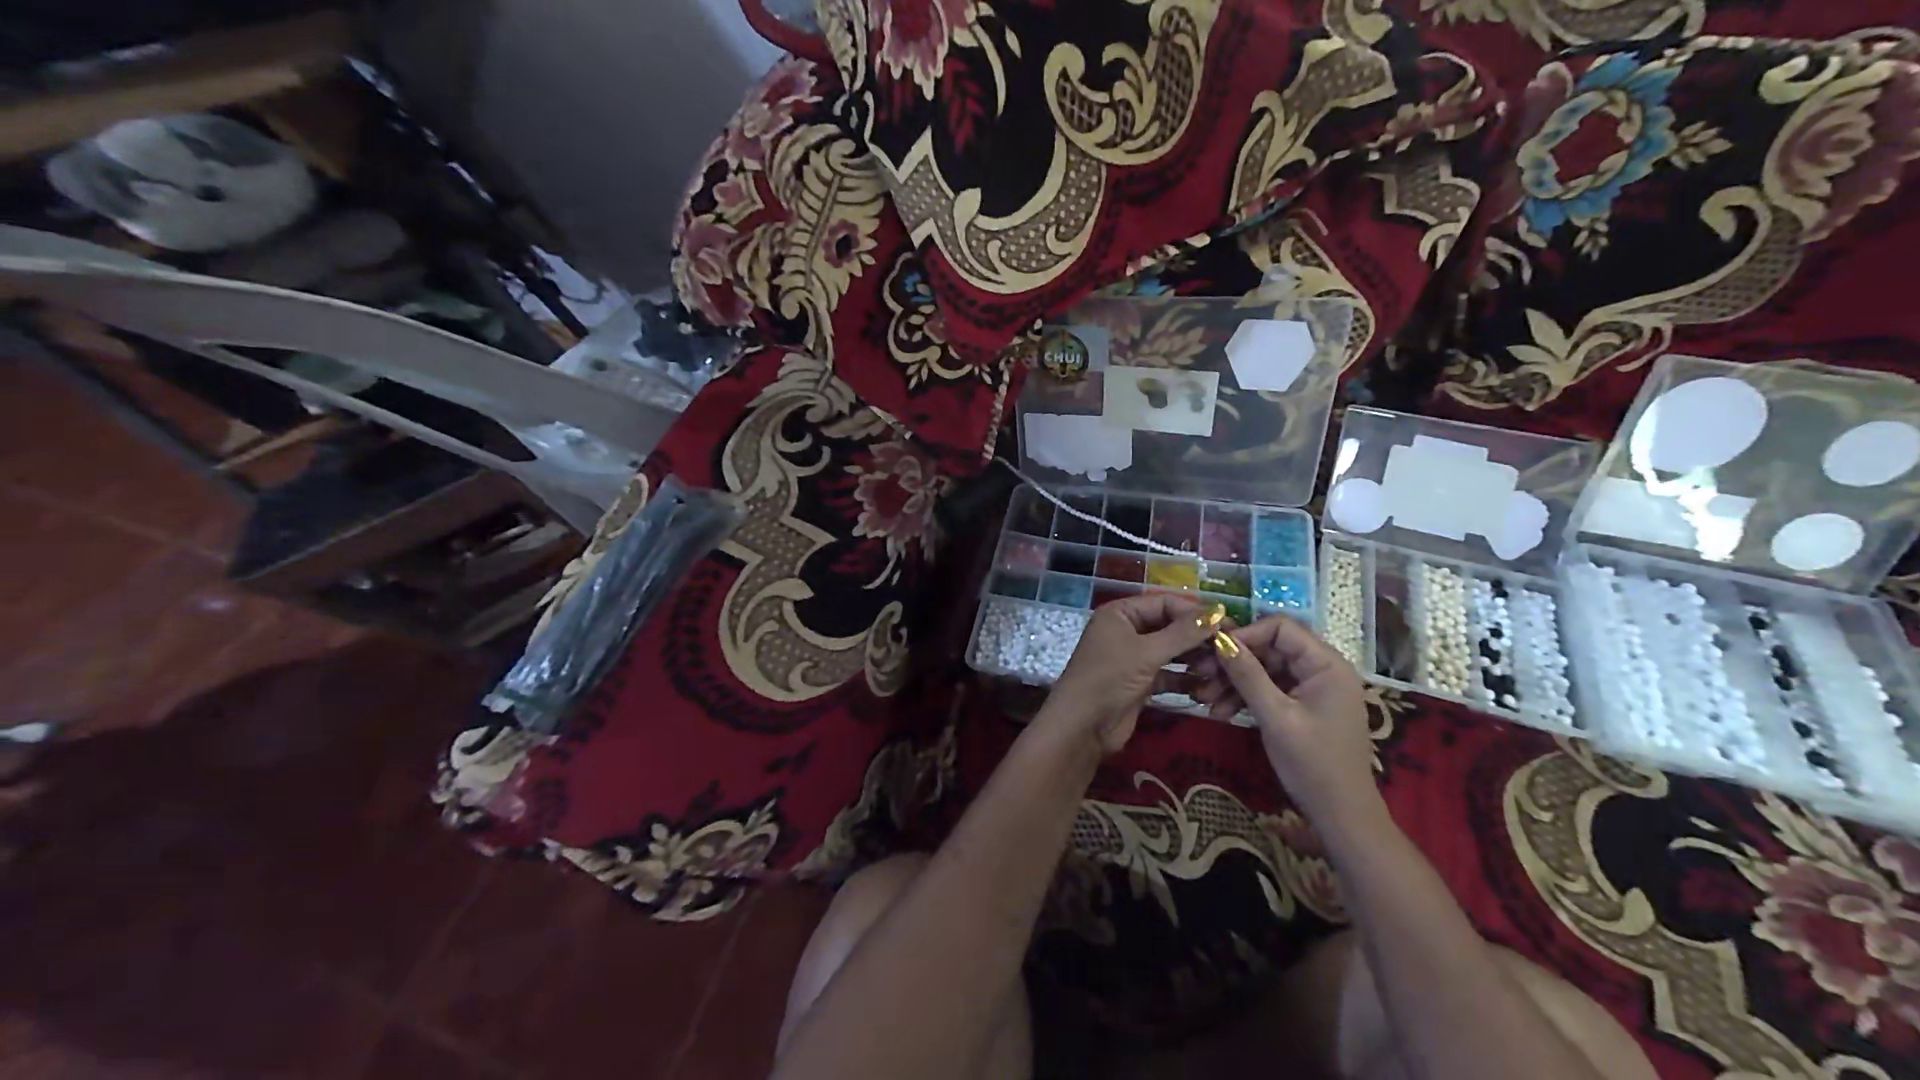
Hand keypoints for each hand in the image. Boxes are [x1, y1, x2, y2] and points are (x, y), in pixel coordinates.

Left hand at [1043, 594, 1219, 754]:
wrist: (1082, 727)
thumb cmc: (1109, 679)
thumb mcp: (1147, 652)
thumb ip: (1183, 633)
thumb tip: (1218, 611)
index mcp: (1121, 613)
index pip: (1164, 602)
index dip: (1195, 612)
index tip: (1228, 625)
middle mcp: (1126, 630)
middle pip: (1170, 627)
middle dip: (1198, 639)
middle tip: (1229, 650)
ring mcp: (1133, 657)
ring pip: (1172, 652)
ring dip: (1195, 661)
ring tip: (1218, 672)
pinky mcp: (1139, 683)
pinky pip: (1169, 675)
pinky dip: (1186, 680)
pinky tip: (1205, 689)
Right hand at [1185, 615, 1378, 820]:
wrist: (1340, 814)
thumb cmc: (1312, 762)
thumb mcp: (1275, 716)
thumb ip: (1248, 675)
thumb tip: (1220, 640)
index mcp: (1327, 664)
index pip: (1281, 628)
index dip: (1245, 635)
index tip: (1213, 652)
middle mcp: (1323, 669)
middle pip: (1271, 649)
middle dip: (1234, 661)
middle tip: (1200, 675)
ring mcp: (1314, 688)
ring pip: (1266, 669)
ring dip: (1234, 681)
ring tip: (1205, 700)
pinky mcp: (1304, 706)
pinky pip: (1270, 689)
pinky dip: (1246, 697)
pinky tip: (1221, 711)